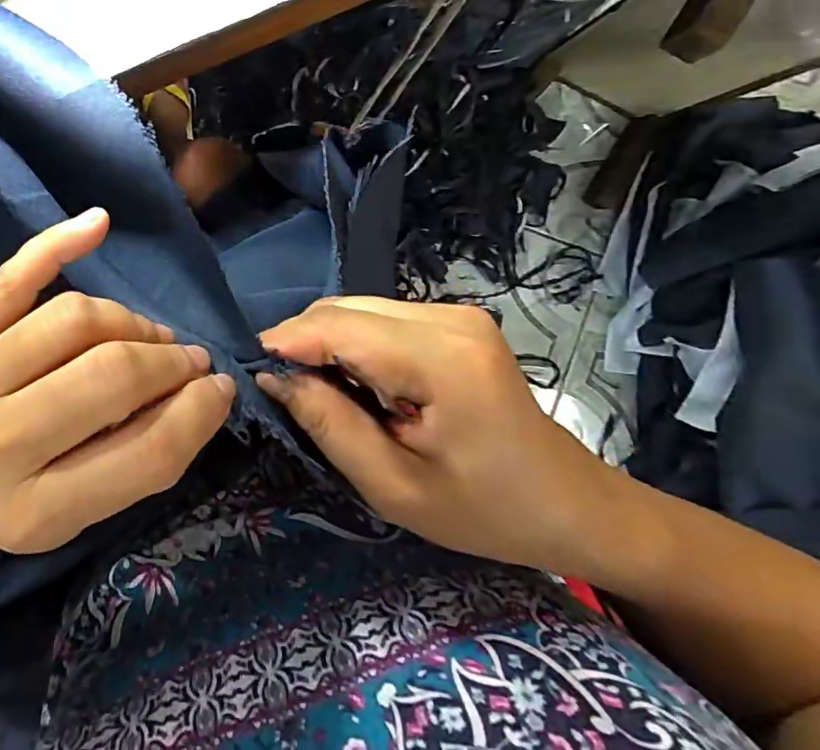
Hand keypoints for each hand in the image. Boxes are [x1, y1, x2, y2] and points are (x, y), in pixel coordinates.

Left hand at [0, 209, 234, 562]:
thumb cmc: (24, 498)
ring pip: (75, 320)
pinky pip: (12, 278)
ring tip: (148, 337)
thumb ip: (147, 454)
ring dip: (130, 322)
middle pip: (110, 375)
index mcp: (34, 513)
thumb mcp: (87, 507)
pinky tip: (99, 226)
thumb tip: (207, 386)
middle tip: (188, 361)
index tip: (220, 389)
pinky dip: (57, 244)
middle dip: (168, 362)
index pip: (146, 454)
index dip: (199, 414)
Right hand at [257, 296, 627, 576]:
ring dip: (327, 343)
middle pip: (346, 309)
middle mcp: (450, 318)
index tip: (252, 372)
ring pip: (360, 309)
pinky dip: (355, 344)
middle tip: (281, 391)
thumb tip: (275, 377)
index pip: (339, 327)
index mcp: (442, 360)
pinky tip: (357, 383)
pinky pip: (382, 318)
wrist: (567, 503)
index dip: (287, 342)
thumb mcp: (394, 486)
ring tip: (318, 393)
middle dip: (303, 342)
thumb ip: (329, 425)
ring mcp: (456, 313)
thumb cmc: (485, 511)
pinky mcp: (456, 319)